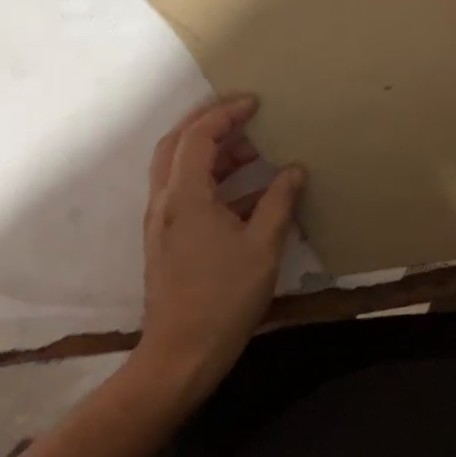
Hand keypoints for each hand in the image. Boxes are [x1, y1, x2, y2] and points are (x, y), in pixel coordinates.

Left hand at [137, 93, 304, 397]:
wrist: (182, 353)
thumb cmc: (224, 297)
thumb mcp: (262, 247)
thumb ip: (279, 202)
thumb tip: (294, 170)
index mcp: (184, 197)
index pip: (198, 137)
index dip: (226, 114)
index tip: (255, 103)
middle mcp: (164, 202)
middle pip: (178, 144)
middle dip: (211, 124)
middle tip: (246, 117)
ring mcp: (161, 223)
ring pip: (179, 170)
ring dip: (212, 153)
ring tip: (253, 153)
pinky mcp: (166, 241)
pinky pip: (185, 194)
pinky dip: (212, 181)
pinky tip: (247, 195)